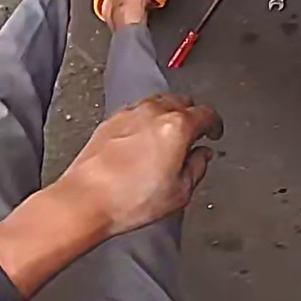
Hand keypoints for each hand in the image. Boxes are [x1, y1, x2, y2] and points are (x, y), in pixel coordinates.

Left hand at [50, 93, 222, 238]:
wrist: (86, 199)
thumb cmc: (128, 199)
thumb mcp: (180, 193)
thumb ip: (198, 167)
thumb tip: (202, 156)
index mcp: (177, 126)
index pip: (206, 114)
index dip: (215, 124)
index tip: (214, 132)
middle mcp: (154, 112)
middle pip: (183, 102)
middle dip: (192, 116)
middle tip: (194, 135)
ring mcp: (130, 113)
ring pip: (159, 102)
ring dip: (169, 114)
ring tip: (169, 137)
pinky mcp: (111, 120)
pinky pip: (137, 111)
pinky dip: (147, 119)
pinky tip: (144, 140)